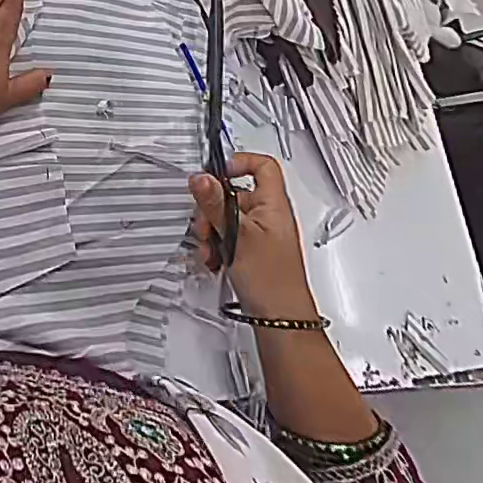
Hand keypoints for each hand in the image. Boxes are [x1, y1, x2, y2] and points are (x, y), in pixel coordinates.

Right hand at [190, 153, 317, 319]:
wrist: (280, 319)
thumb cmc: (271, 281)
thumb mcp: (237, 236)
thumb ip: (216, 204)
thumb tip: (202, 179)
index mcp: (273, 204)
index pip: (262, 165)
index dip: (239, 163)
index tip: (217, 173)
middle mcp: (268, 215)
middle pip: (235, 193)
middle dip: (213, 208)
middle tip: (206, 224)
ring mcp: (259, 233)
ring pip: (227, 216)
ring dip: (212, 230)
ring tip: (210, 247)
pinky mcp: (251, 250)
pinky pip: (228, 235)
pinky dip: (217, 244)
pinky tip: (214, 258)